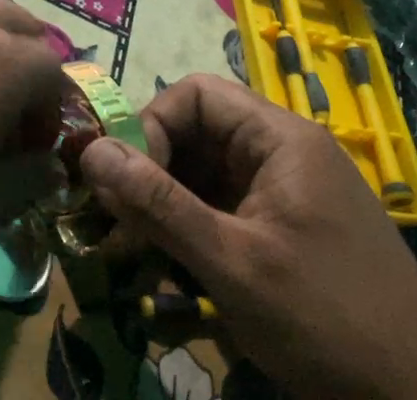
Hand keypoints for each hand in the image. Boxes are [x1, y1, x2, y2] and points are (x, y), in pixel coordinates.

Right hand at [79, 75, 416, 399]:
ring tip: (132, 254)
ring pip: (202, 179)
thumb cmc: (327, 320)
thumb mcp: (234, 262)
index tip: (123, 182)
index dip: (151, 127)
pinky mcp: (282, 236)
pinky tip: (167, 274)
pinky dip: (187, 236)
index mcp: (281, 140)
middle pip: (196, 136)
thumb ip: (159, 205)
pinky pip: (220, 215)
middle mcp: (281, 157)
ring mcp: (284, 198)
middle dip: (149, 174)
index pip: (196, 96)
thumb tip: (89, 150)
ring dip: (162, 210)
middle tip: (114, 224)